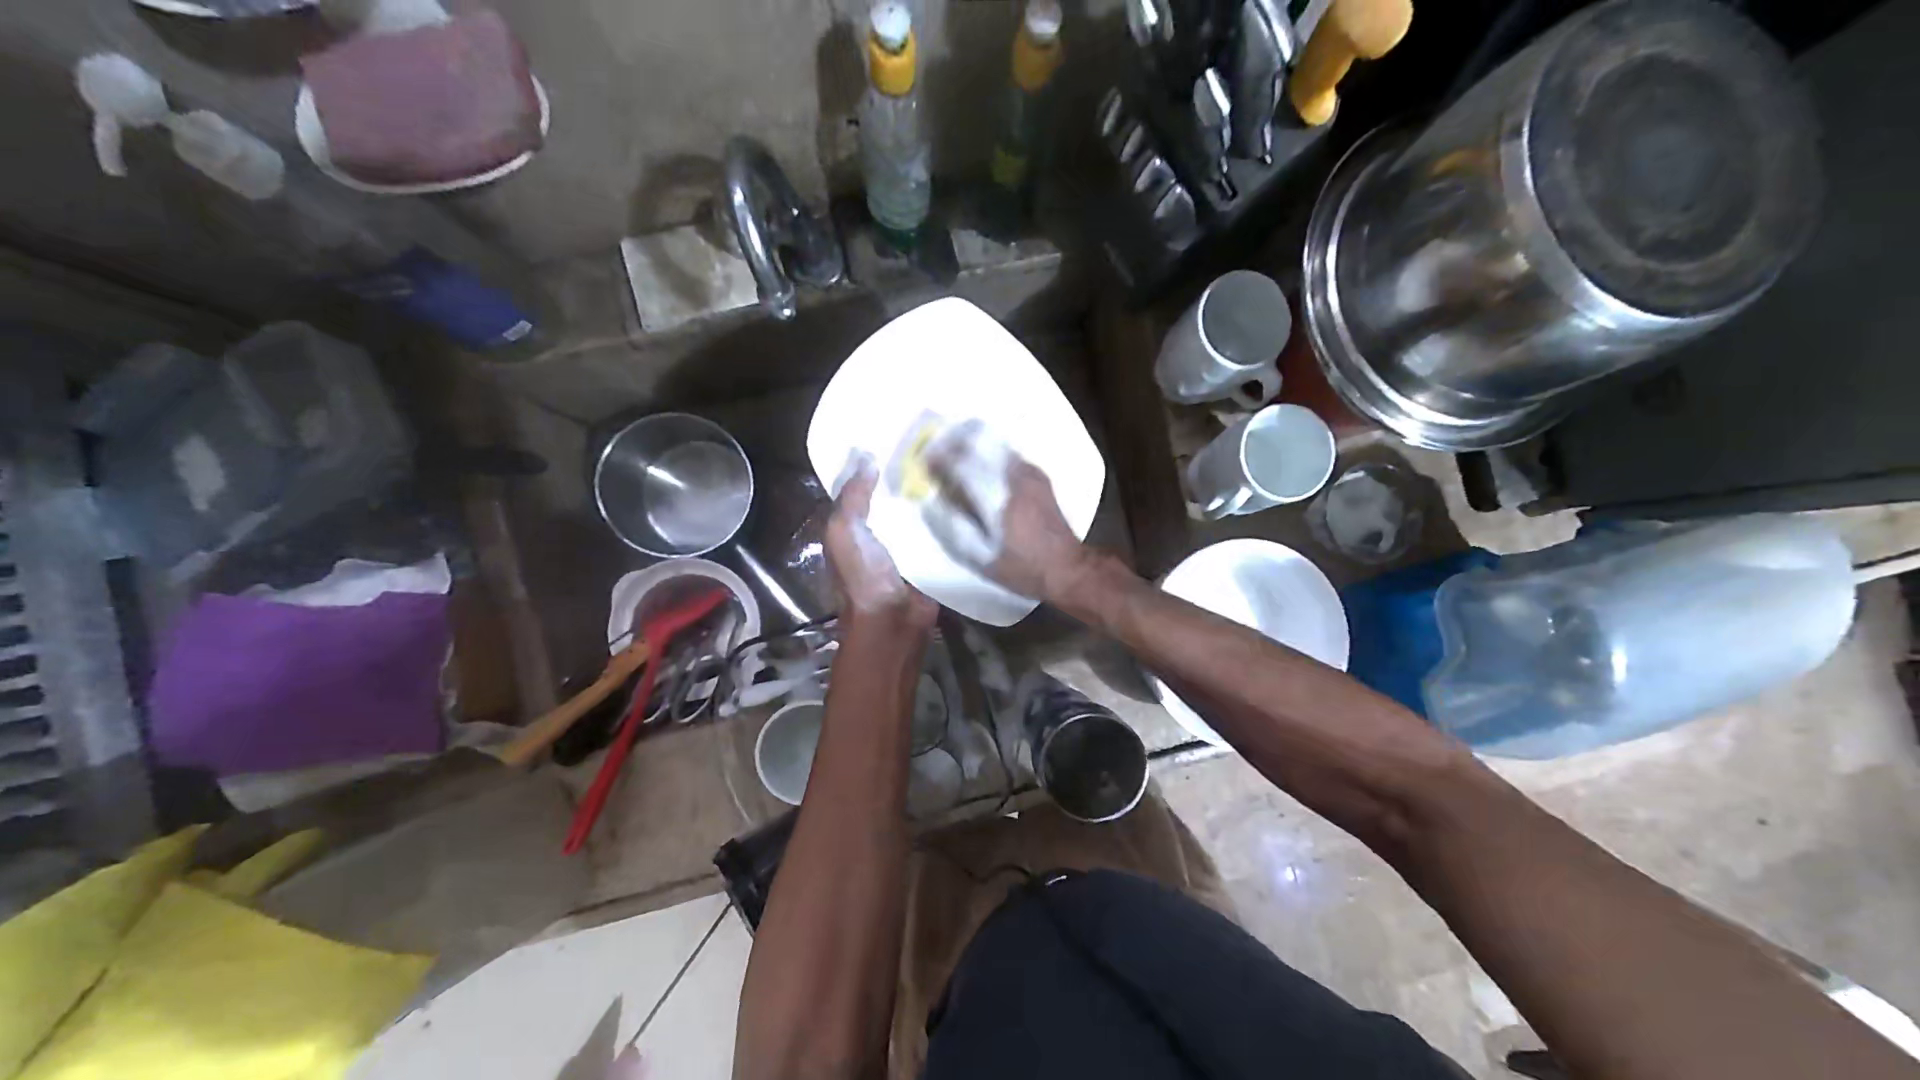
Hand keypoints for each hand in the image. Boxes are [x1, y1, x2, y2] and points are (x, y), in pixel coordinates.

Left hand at [825, 454, 936, 625]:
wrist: (894, 621)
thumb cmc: (862, 576)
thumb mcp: (844, 531)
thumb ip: (853, 496)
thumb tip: (866, 458)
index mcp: (849, 527)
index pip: (860, 488)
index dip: (872, 465)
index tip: (894, 437)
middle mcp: (876, 534)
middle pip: (891, 498)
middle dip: (907, 476)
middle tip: (931, 444)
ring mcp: (905, 547)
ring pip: (917, 513)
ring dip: (930, 495)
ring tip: (952, 461)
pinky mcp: (930, 559)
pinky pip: (938, 532)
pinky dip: (947, 518)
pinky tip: (964, 495)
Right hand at [923, 426, 1090, 602]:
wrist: (1067, 567)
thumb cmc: (1021, 568)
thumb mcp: (981, 558)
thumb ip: (954, 528)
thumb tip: (931, 503)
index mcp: (996, 497)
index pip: (961, 464)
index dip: (939, 458)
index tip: (925, 461)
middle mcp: (1012, 478)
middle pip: (979, 442)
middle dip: (954, 442)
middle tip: (938, 449)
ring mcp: (1029, 473)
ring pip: (995, 443)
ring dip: (972, 442)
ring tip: (957, 450)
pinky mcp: (1039, 476)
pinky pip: (1009, 453)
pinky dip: (991, 451)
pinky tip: (983, 463)